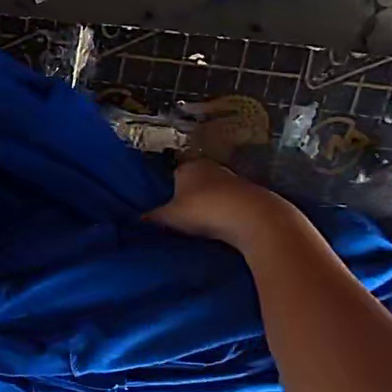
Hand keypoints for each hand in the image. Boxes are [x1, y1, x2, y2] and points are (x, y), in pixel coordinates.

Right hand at [146, 158, 292, 247]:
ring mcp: (232, 178)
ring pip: (213, 190)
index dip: (170, 190)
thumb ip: (155, 216)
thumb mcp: (171, 216)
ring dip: (209, 203)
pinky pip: (230, 201)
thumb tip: (140, 217)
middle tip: (183, 216)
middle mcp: (209, 167)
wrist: (252, 217)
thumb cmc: (203, 210)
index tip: (168, 207)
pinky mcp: (249, 193)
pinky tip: (222, 224)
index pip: (174, 174)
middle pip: (195, 181)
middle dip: (190, 195)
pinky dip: (225, 210)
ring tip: (203, 223)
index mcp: (188, 167)